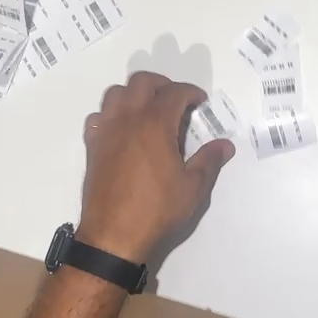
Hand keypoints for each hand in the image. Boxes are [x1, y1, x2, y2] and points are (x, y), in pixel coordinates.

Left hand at [76, 72, 234, 263]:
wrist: (113, 235)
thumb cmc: (157, 210)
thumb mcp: (193, 188)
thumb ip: (209, 161)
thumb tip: (225, 145)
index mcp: (155, 124)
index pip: (174, 93)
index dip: (191, 92)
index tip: (200, 102)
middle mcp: (127, 119)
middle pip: (141, 82)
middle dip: (162, 85)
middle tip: (176, 101)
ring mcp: (106, 131)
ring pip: (116, 93)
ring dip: (134, 94)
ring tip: (149, 111)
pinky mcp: (92, 146)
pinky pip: (98, 116)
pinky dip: (112, 114)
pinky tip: (123, 130)